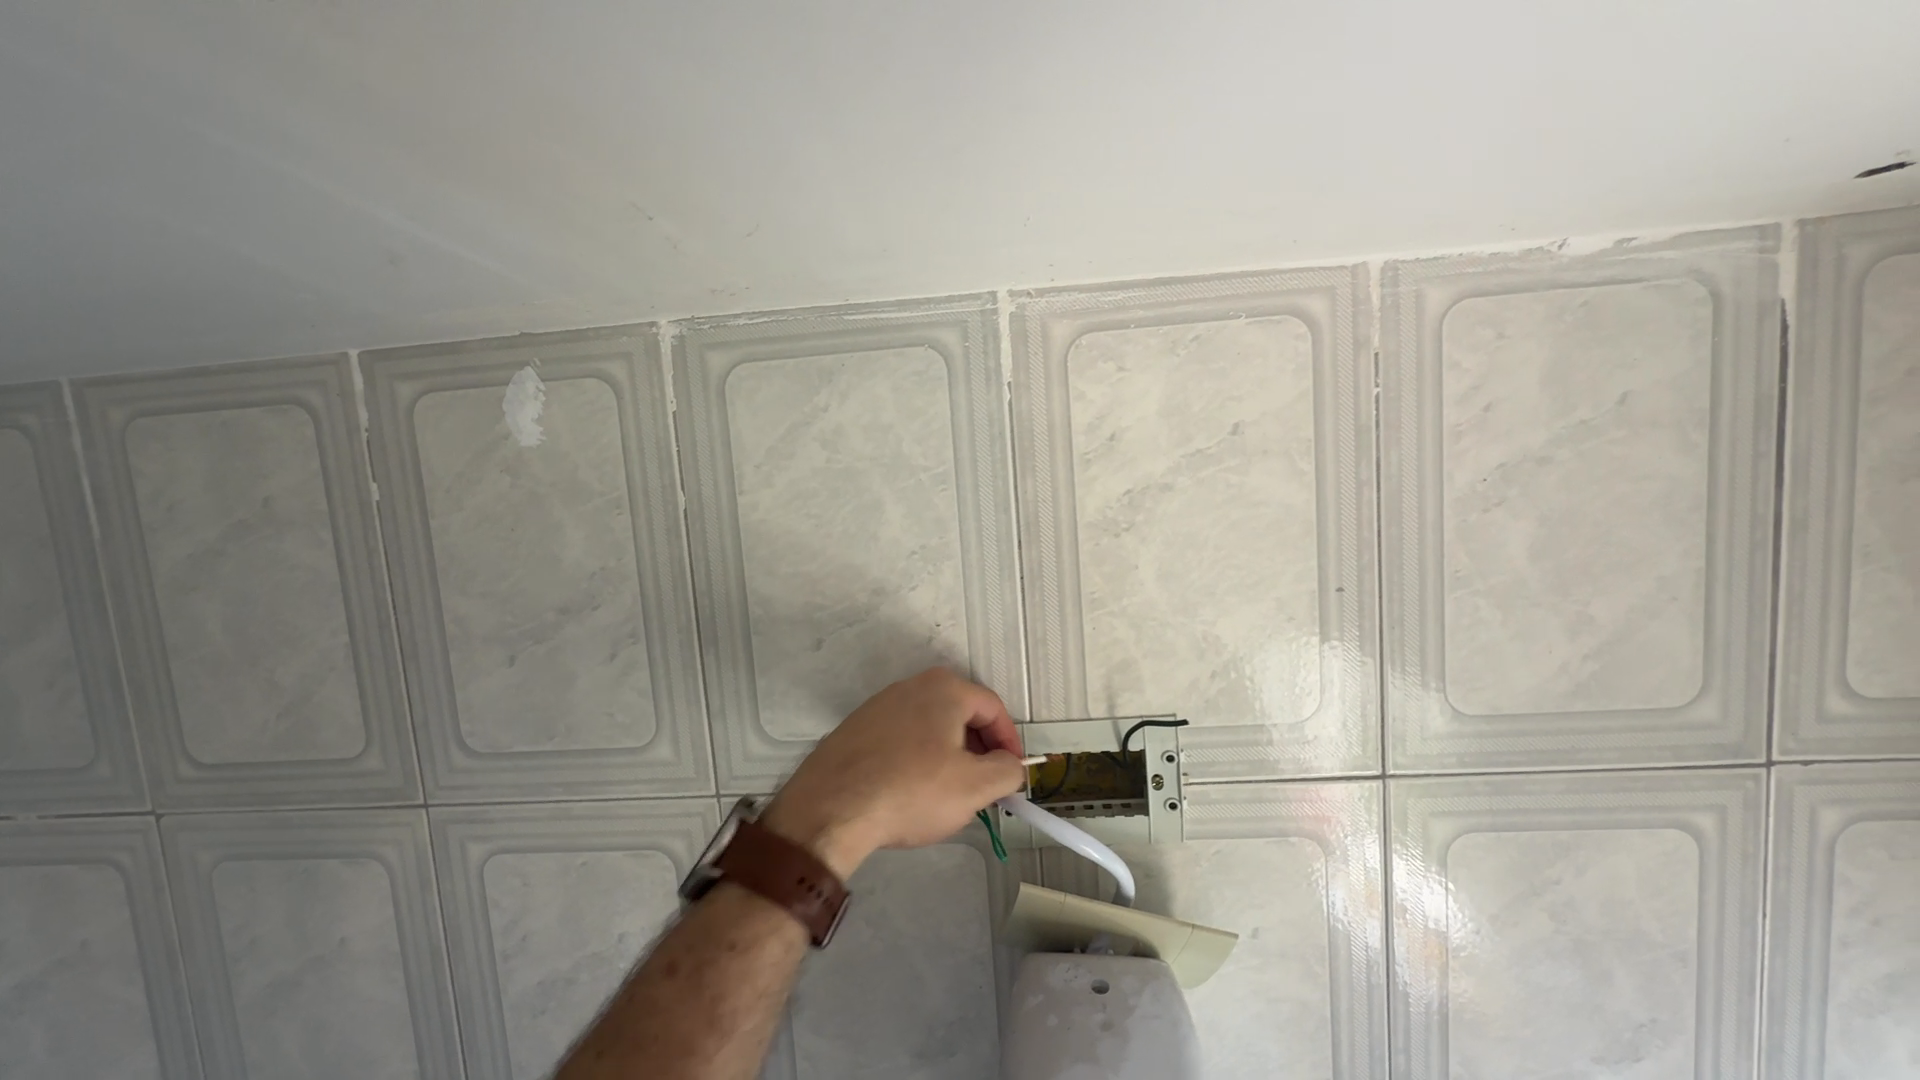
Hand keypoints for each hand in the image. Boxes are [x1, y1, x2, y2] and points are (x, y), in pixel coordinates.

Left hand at [760, 668, 1025, 878]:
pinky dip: (916, 760)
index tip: (1013, 774)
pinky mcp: (855, 730)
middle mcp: (910, 686)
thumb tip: (1012, 765)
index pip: (993, 709)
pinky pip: (900, 740)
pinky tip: (911, 793)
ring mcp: (878, 706)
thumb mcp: (975, 787)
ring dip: (948, 756)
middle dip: (979, 750)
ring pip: (930, 728)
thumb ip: (1007, 770)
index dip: (1010, 742)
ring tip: (949, 794)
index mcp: (944, 688)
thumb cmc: (912, 791)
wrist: (831, 810)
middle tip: (985, 786)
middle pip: (960, 715)